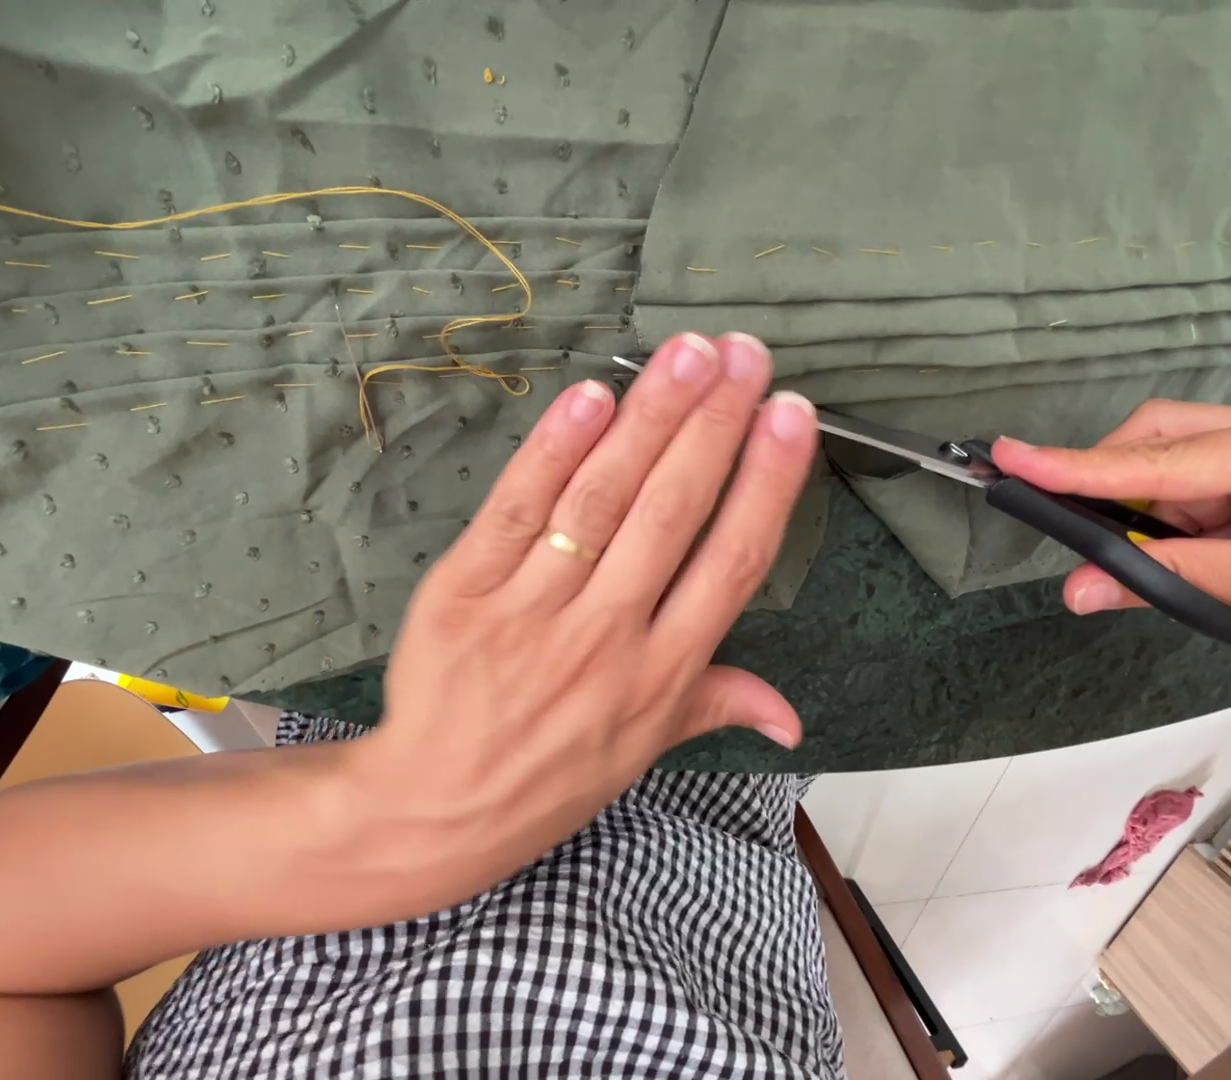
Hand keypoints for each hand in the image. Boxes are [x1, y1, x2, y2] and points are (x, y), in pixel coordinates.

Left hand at [347, 331, 817, 911]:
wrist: (435, 808)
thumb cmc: (549, 778)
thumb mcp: (643, 753)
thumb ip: (715, 707)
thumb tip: (795, 716)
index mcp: (662, 675)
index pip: (731, 561)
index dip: (766, 482)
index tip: (790, 415)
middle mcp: (607, 635)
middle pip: (672, 511)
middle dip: (714, 423)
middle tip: (744, 353)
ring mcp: (532, 609)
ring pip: (601, 498)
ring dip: (649, 417)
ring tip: (687, 352)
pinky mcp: (464, 590)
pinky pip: (517, 508)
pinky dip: (553, 449)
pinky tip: (591, 396)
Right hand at [991, 402, 1230, 692]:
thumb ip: (1166, 579)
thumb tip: (1075, 586)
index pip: (1158, 457)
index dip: (1075, 464)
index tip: (1007, 457)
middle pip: (1164, 438)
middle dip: (1112, 480)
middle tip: (1081, 531)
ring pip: (1180, 470)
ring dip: (1151, 515)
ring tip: (1157, 565)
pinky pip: (1208, 495)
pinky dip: (1181, 529)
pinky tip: (1192, 559)